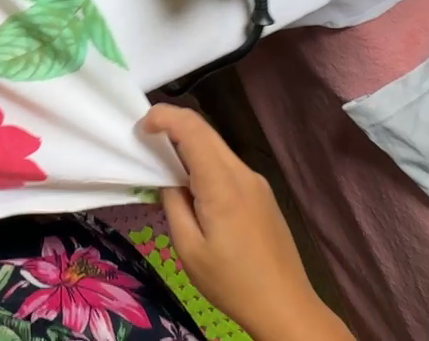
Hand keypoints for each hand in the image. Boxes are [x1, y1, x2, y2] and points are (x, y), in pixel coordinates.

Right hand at [142, 105, 353, 340]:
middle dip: (171, 125)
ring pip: (215, 145)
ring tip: (167, 169)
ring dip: (187, 145)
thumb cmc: (233, 283)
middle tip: (146, 143)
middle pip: (203, 129)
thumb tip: (167, 177)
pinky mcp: (262, 193)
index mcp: (222, 184)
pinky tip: (195, 189)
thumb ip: (172, 202)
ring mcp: (256, 182)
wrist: (288, 310)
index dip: (162, 117)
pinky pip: (226, 163)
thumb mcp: (188, 247)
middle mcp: (242, 173)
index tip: (140, 130)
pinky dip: (203, 161)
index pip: (191, 127)